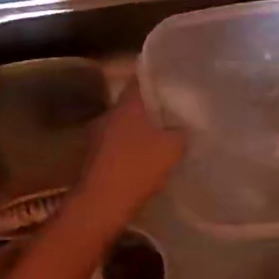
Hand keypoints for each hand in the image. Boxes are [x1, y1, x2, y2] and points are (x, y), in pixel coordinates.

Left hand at [73, 82, 184, 222]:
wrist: (101, 202)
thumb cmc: (137, 167)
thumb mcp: (172, 147)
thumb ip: (181, 132)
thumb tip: (183, 127)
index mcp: (126, 105)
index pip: (141, 79)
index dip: (157, 77)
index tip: (174, 79)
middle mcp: (109, 114)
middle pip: (133, 103)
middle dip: (152, 106)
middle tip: (175, 110)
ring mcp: (98, 135)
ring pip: (125, 124)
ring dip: (142, 129)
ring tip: (165, 135)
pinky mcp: (95, 155)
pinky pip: (118, 143)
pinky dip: (132, 147)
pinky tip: (148, 157)